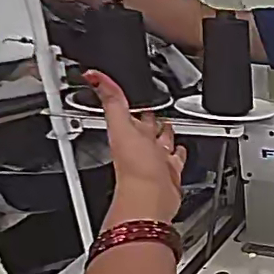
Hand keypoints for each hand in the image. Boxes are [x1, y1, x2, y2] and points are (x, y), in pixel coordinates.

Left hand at [89, 70, 185, 225]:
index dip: (131, 100)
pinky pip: (176, 158)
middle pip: (147, 126)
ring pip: (162, 141)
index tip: (132, 90)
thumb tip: (93, 76)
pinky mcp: (171, 172)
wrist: (150, 197)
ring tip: (169, 124)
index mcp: (128, 133)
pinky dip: (179, 153)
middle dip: (152, 117)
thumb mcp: (120, 124)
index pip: (129, 111)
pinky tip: (180, 149)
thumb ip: (111, 99)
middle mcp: (141, 147)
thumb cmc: (134, 167)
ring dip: (166, 133)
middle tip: (155, 107)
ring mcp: (157, 160)